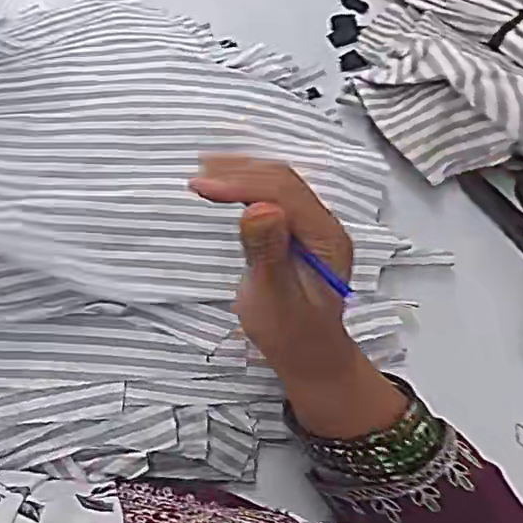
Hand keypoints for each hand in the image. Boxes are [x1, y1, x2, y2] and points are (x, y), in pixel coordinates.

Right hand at [191, 155, 405, 436]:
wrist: (309, 353)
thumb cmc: (290, 333)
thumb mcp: (273, 298)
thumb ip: (266, 253)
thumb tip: (257, 208)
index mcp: (325, 239)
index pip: (283, 193)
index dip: (241, 183)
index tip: (201, 186)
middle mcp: (323, 225)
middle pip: (282, 180)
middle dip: (239, 172)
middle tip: (197, 176)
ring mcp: (312, 226)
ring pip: (278, 182)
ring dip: (242, 172)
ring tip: (204, 169)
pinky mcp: (297, 231)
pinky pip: (274, 194)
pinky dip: (246, 184)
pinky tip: (226, 182)